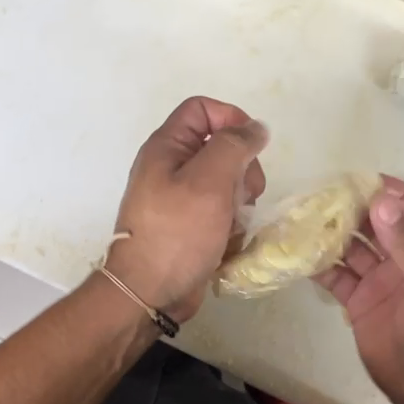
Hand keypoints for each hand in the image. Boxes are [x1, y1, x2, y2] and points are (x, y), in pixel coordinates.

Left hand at [105, 97, 267, 322]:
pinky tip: (228, 240)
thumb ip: (234, 146)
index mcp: (166, 147)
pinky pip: (221, 212)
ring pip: (226, 182)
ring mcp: (179, 199)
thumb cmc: (176, 233)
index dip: (231, 119)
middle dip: (242, 168)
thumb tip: (255, 128)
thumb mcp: (209, 181)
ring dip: (240, 200)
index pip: (202, 110)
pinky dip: (230, 223)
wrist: (148, 293)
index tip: (252, 146)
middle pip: (220, 146)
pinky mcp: (189, 226)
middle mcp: (170, 167)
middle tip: (246, 193)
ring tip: (234, 222)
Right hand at [316, 177, 403, 403]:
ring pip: (355, 248)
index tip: (365, 180)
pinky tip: (302, 253)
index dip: (396, 194)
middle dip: (356, 209)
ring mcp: (381, 283)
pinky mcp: (360, 303)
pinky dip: (321, 265)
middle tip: (325, 195)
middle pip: (380, 226)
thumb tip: (381, 200)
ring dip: (335, 234)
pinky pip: (338, 277)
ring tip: (308, 218)